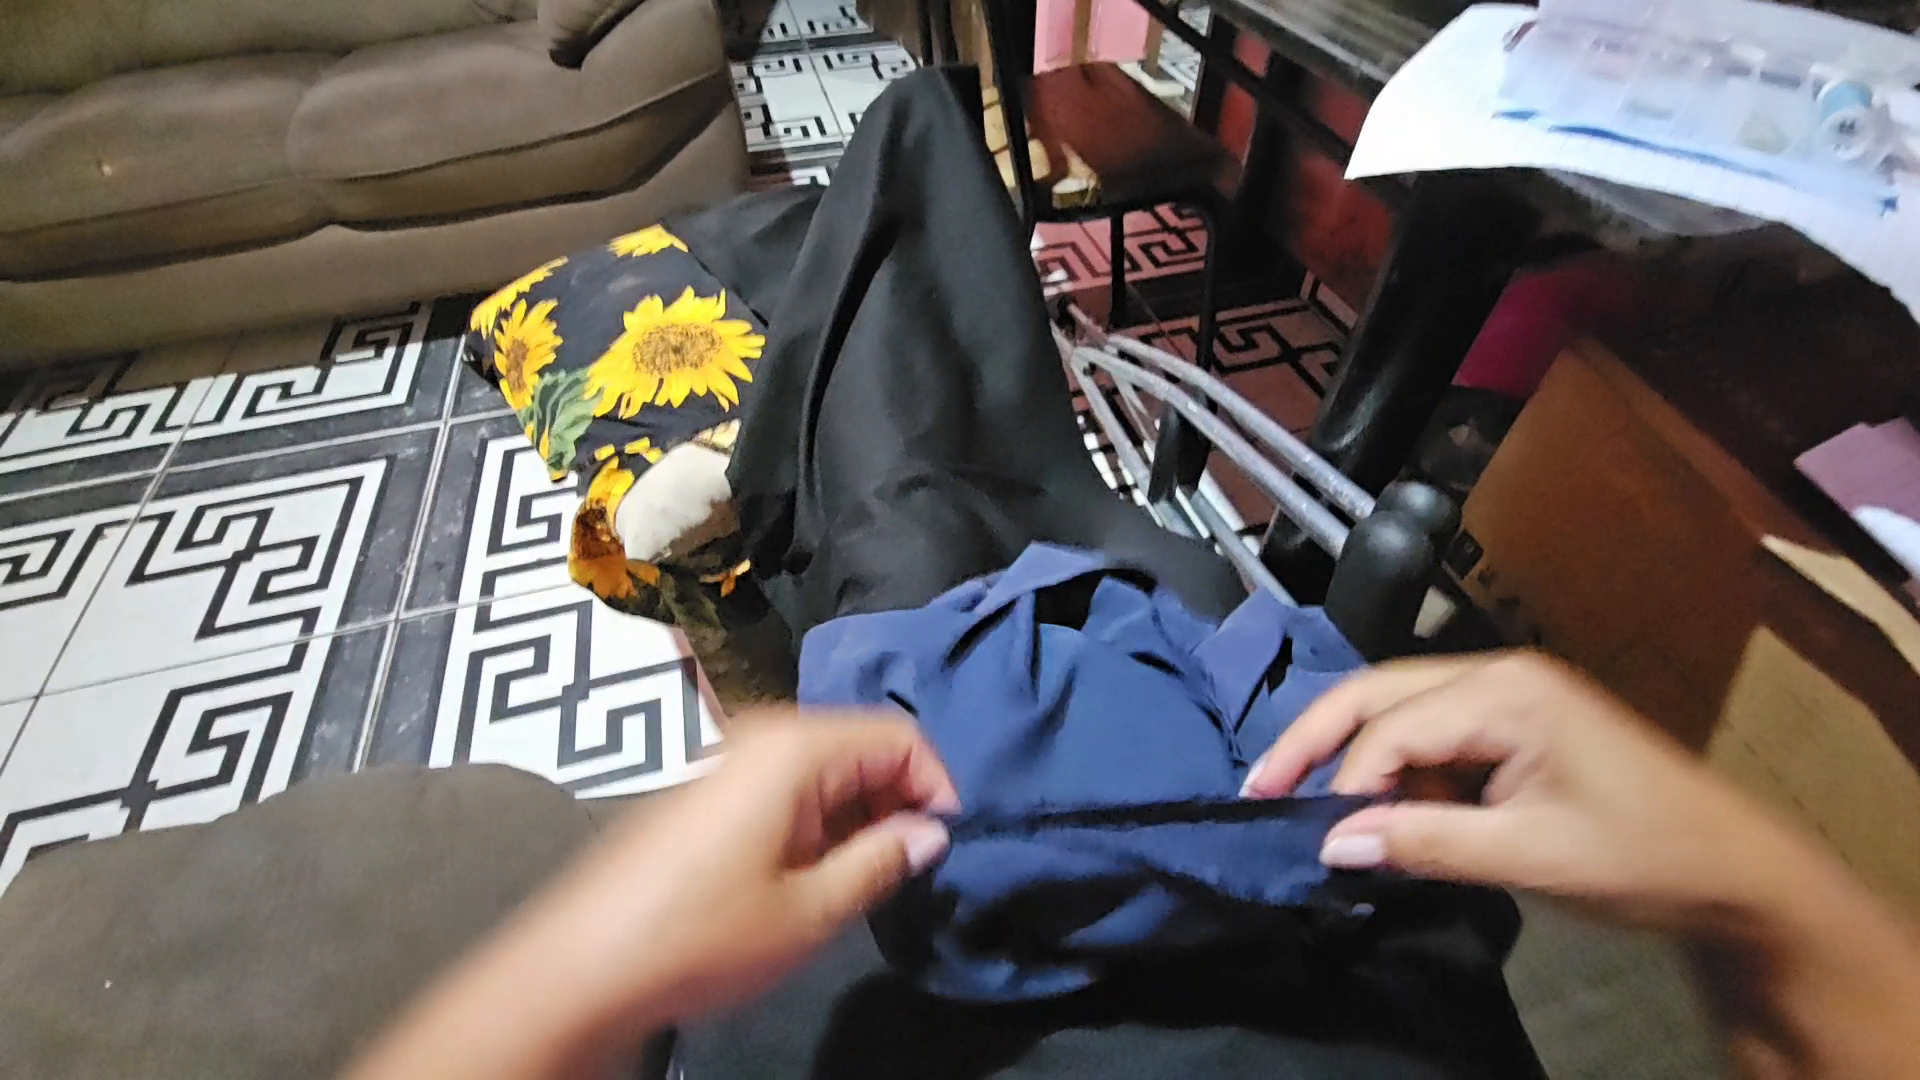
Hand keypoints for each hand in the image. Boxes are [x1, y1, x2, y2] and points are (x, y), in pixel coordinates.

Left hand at [540, 711, 958, 1028]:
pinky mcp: (720, 779)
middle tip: (909, 862)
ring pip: (831, 763)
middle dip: (898, 797)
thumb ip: (882, 860)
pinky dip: (824, 813)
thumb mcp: (810, 910)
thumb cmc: (704, 933)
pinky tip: (819, 864)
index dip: (934, 783)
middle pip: (864, 743)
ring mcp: (739, 752)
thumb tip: (932, 833)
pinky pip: (795, 778)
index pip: (898, 736)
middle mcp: (770, 731)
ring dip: (862, 809)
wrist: (580, 964)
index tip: (945, 840)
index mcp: (797, 747)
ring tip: (866, 872)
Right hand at [1242, 651, 1809, 934]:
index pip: (1391, 727)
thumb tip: (1329, 846)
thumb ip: (1422, 843)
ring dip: (1354, 756)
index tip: (1317, 834)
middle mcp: (1491, 673)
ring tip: (1323, 804)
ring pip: (1389, 707)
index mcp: (1505, 692)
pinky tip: (1390, 804)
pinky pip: (1422, 730)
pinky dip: (1396, 768)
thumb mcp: (1530, 856)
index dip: (1345, 780)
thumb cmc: (1648, 859)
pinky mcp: (1502, 716)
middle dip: (1312, 740)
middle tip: (1261, 783)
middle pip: (1372, 693)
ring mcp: (1498, 690)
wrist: (1748, 880)